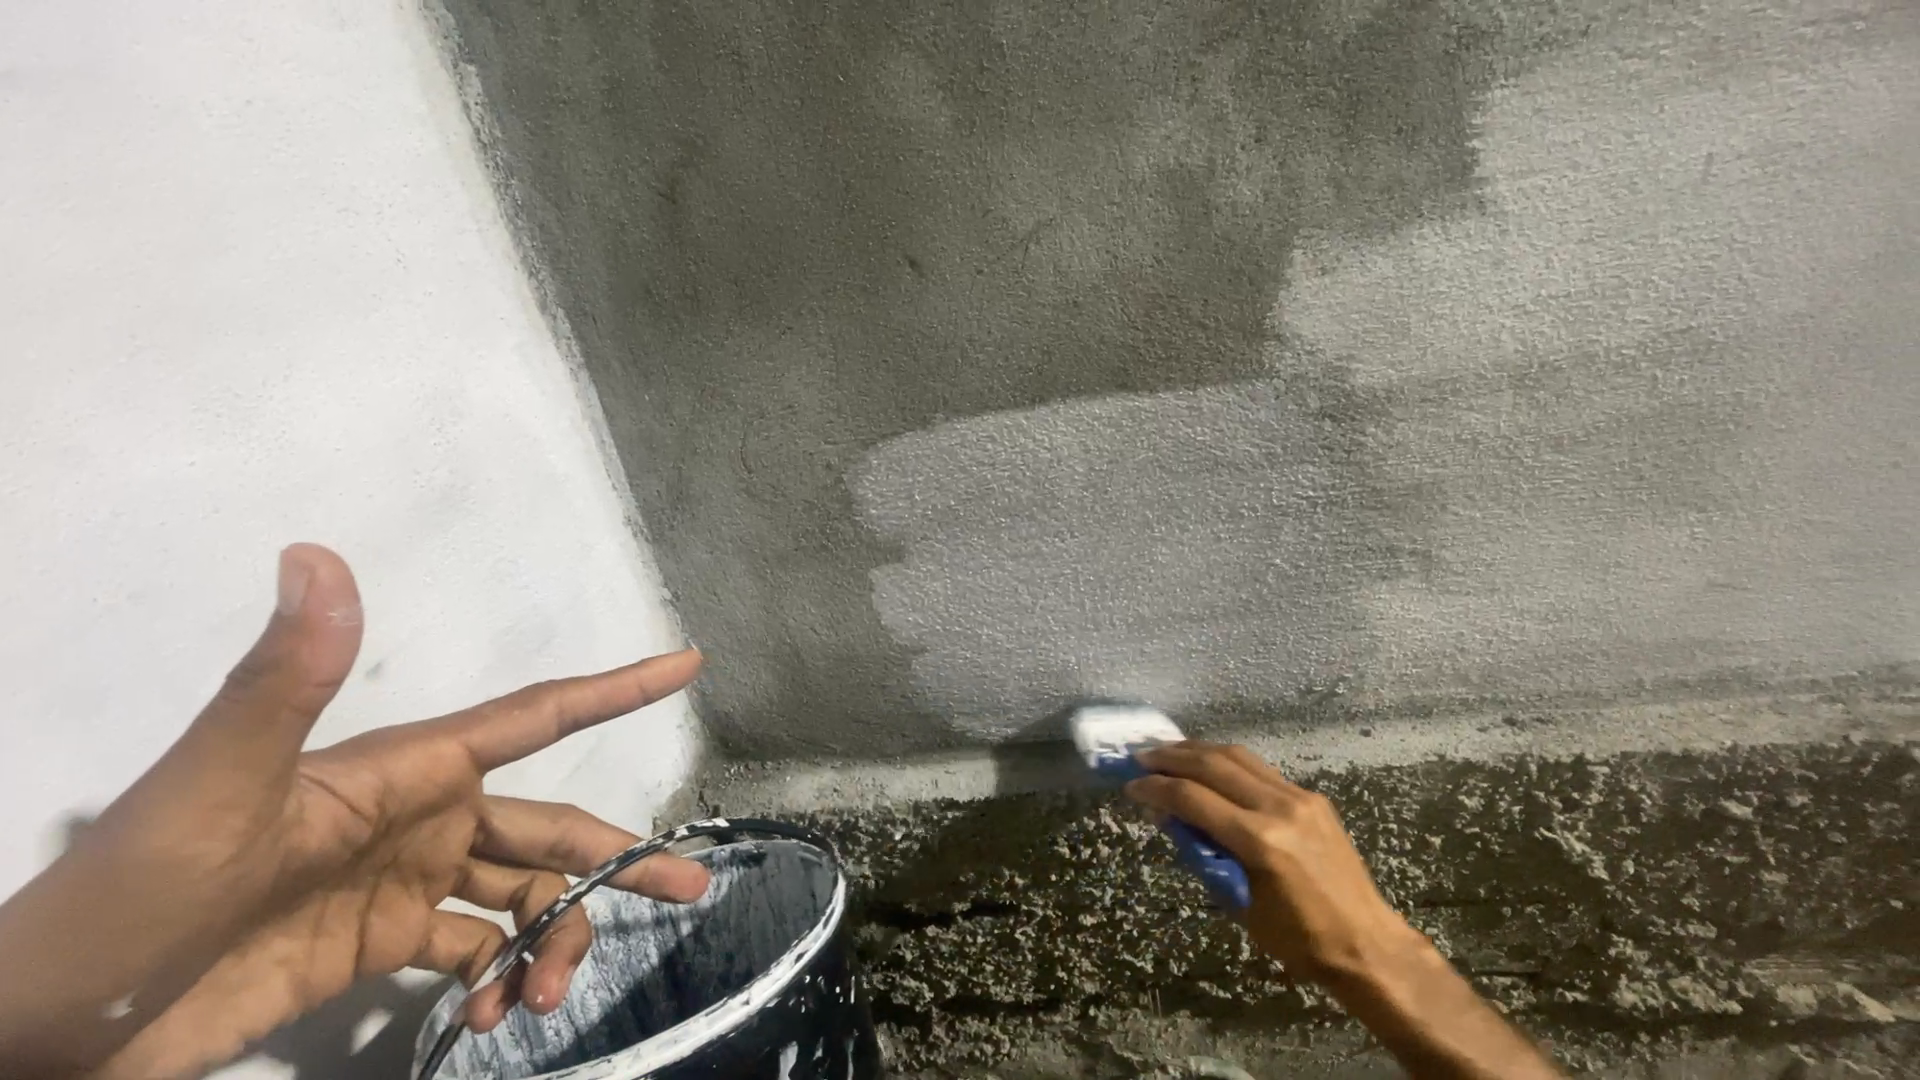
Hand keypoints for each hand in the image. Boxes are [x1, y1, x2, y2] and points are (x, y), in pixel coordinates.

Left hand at [0, 544, 709, 1079]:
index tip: (687, 665)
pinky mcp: (384, 944)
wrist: (41, 1032)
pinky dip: (501, 976)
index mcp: (409, 770)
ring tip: (548, 998)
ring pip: (524, 894)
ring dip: (555, 936)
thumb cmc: (133, 896)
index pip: (536, 716)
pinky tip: (498, 1016)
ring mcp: (407, 881)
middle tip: (690, 884)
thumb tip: (317, 554)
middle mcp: (425, 815)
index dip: (616, 688)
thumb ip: (281, 680)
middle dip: (621, 855)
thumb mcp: (213, 790)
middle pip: (554, 828)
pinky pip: (476, 950)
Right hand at [1123, 741, 1421, 983]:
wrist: (1366, 942)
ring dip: (1197, 750)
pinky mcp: (1311, 797)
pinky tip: (1208, 766)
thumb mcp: (1237, 901)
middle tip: (1139, 757)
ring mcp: (1299, 797)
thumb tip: (1169, 817)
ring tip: (1167, 752)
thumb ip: (1204, 853)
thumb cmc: (1297, 938)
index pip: (1193, 798)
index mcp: (1260, 840)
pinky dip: (1226, 761)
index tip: (1130, 786)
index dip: (1155, 788)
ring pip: (1237, 756)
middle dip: (1170, 757)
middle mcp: (1279, 808)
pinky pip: (1259, 769)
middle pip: (1212, 764)